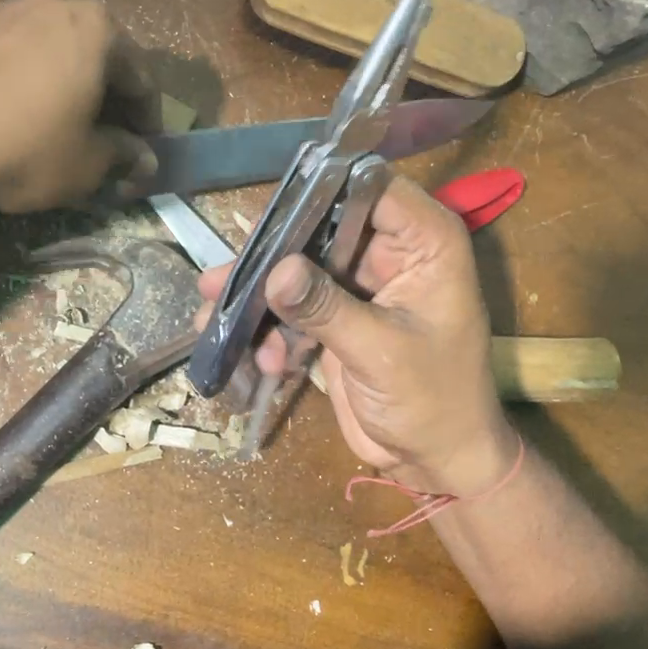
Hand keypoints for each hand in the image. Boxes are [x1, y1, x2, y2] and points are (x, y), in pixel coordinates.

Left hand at [0, 0, 157, 212]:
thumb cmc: (26, 149)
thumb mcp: (86, 165)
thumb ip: (123, 158)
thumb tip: (144, 159)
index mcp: (98, 29)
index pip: (141, 79)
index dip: (148, 123)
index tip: (146, 154)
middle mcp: (55, 5)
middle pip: (97, 60)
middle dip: (108, 105)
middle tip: (109, 147)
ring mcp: (6, 13)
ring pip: (55, 58)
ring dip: (69, 95)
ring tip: (65, 137)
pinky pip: (17, 62)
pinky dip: (31, 90)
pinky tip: (22, 125)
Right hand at [198, 177, 515, 495]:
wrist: (434, 460)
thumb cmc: (433, 400)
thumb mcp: (380, 351)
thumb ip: (326, 308)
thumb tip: (275, 271)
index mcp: (423, 244)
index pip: (371, 188)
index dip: (321, 192)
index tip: (269, 215)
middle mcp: (389, 256)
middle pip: (321, 230)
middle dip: (271, 255)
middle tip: (222, 275)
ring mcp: (358, 291)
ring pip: (299, 273)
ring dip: (258, 299)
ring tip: (213, 316)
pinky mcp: (336, 324)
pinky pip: (293, 313)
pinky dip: (271, 334)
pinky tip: (262, 362)